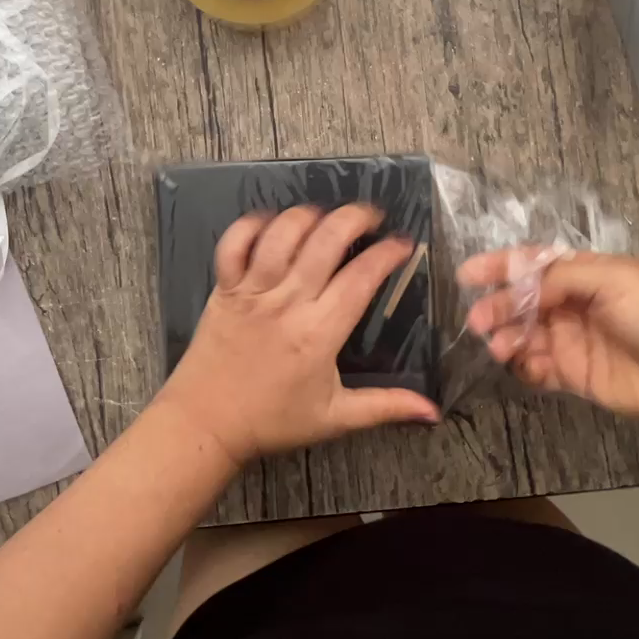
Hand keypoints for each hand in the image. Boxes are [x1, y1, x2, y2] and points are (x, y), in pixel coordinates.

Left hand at [156, 204, 441, 465]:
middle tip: (372, 215)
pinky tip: (273, 222)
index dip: (387, 254)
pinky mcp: (224, 287)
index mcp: (319, 333)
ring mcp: (252, 291)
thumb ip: (385, 406)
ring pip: (282, 234)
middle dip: (355, 218)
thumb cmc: (272, 420)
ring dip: (309, 216)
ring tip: (326, 217)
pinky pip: (234, 243)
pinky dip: (252, 224)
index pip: (361, 278)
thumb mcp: (334, 418)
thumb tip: (433, 411)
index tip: (404, 244)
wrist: (205, 423)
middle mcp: (287, 303)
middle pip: (325, 241)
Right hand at [462, 250, 638, 437]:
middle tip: (478, 322)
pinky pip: (538, 368)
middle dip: (497, 307)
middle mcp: (574, 304)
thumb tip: (520, 286)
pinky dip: (525, 367)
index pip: (533, 264)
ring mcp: (574, 340)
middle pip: (522, 301)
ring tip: (501, 348)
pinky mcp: (576, 375)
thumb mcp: (613, 280)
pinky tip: (528, 368)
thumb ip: (560, 279)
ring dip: (507, 338)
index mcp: (586, 274)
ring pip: (524, 335)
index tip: (467, 274)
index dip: (499, 266)